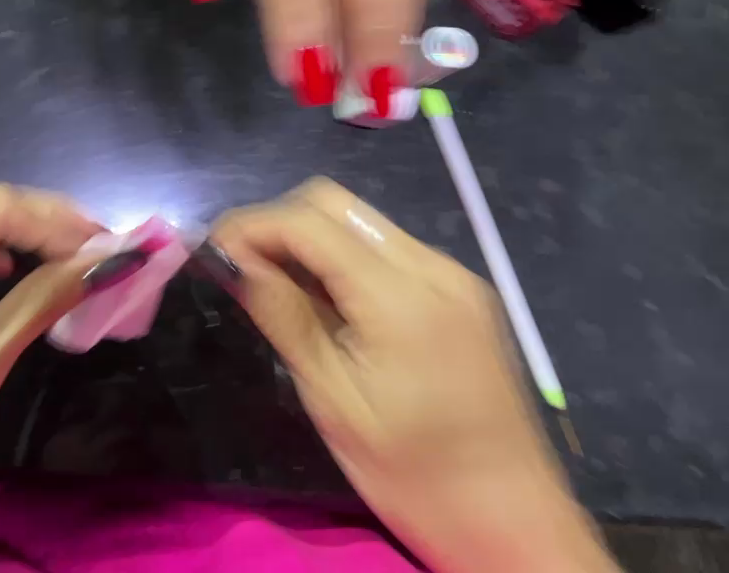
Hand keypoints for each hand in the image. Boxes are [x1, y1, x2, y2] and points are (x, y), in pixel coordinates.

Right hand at [212, 178, 615, 572]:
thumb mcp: (334, 401)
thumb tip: (231, 260)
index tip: (212, 250)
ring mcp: (452, 275)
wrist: (516, 525)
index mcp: (401, 297)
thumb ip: (283, 315)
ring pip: (360, 220)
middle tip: (242, 268)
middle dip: (278, 223)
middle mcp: (432, 266)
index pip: (308, 222)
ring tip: (277, 284)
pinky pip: (387, 247)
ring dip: (309, 238)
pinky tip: (328, 300)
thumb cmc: (414, 478)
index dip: (251, 225)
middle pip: (334, 204)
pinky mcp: (461, 290)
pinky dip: (344, 257)